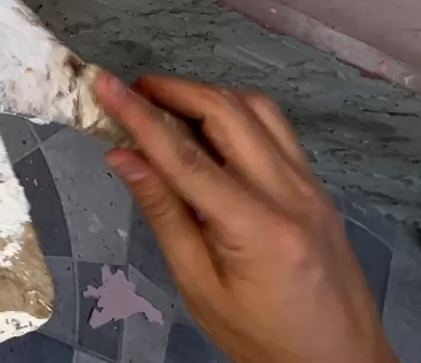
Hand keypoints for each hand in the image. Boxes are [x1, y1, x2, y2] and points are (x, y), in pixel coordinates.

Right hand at [95, 72, 397, 362]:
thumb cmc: (264, 339)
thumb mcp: (200, 286)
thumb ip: (162, 213)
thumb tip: (122, 156)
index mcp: (258, 228)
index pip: (184, 154)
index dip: (137, 114)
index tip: (103, 83)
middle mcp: (291, 195)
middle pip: (226, 112)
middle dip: (172, 90)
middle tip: (130, 92)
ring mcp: (311, 187)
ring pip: (256, 108)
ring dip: (204, 95)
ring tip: (166, 106)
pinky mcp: (317, 187)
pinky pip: (274, 127)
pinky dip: (233, 111)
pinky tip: (208, 129)